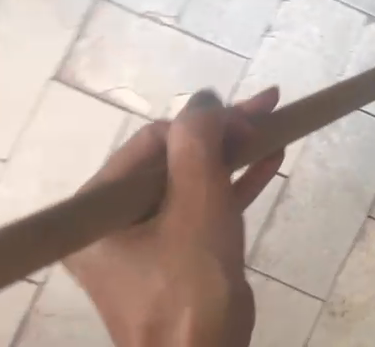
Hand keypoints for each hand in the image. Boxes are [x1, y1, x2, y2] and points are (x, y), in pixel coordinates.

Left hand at [64, 87, 283, 346]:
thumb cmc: (190, 276)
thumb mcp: (198, 200)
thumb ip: (198, 143)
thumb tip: (201, 99)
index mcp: (97, 214)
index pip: (151, 143)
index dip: (204, 124)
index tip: (252, 120)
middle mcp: (110, 224)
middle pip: (173, 158)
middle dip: (224, 131)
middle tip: (271, 105)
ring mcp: (143, 240)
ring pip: (192, 178)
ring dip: (236, 151)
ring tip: (278, 125)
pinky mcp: (176, 253)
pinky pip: (204, 205)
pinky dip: (236, 181)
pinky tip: (272, 160)